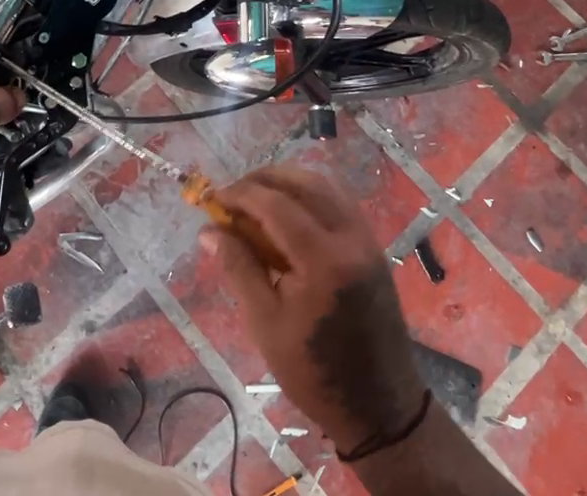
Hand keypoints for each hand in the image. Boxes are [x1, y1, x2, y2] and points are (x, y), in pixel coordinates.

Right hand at [202, 167, 427, 453]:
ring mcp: (367, 241)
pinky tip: (287, 217)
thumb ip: (238, 267)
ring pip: (326, 187)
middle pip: (305, 183)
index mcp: (323, 261)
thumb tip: (208, 230)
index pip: (276, 204)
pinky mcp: (373, 249)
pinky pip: (340, 204)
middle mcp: (351, 239)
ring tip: (255, 202)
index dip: (240, 195)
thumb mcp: (265, 322)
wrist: (378, 407)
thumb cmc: (313, 371)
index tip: (212, 200)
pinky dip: (310, 198)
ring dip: (288, 184)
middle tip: (231, 196)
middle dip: (263, 180)